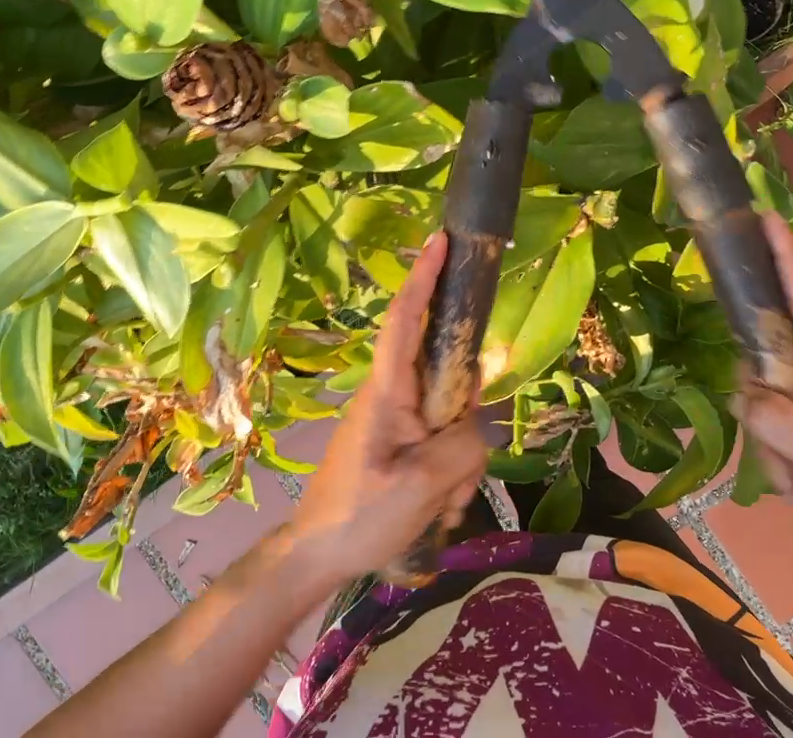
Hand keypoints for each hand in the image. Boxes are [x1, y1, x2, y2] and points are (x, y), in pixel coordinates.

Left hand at [288, 232, 488, 582]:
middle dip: (464, 418)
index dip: (422, 278)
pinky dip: (451, 472)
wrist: (318, 554)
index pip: (404, 320)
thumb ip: (461, 448)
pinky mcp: (404, 442)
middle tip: (455, 472)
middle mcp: (393, 396)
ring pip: (453, 415)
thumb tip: (474, 429)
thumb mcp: (419, 487)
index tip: (440, 239)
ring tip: (439, 503)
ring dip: (459, 460)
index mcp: (386, 392)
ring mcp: (400, 420)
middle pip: (448, 374)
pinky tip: (437, 508)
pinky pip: (444, 441)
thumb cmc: (359, 515)